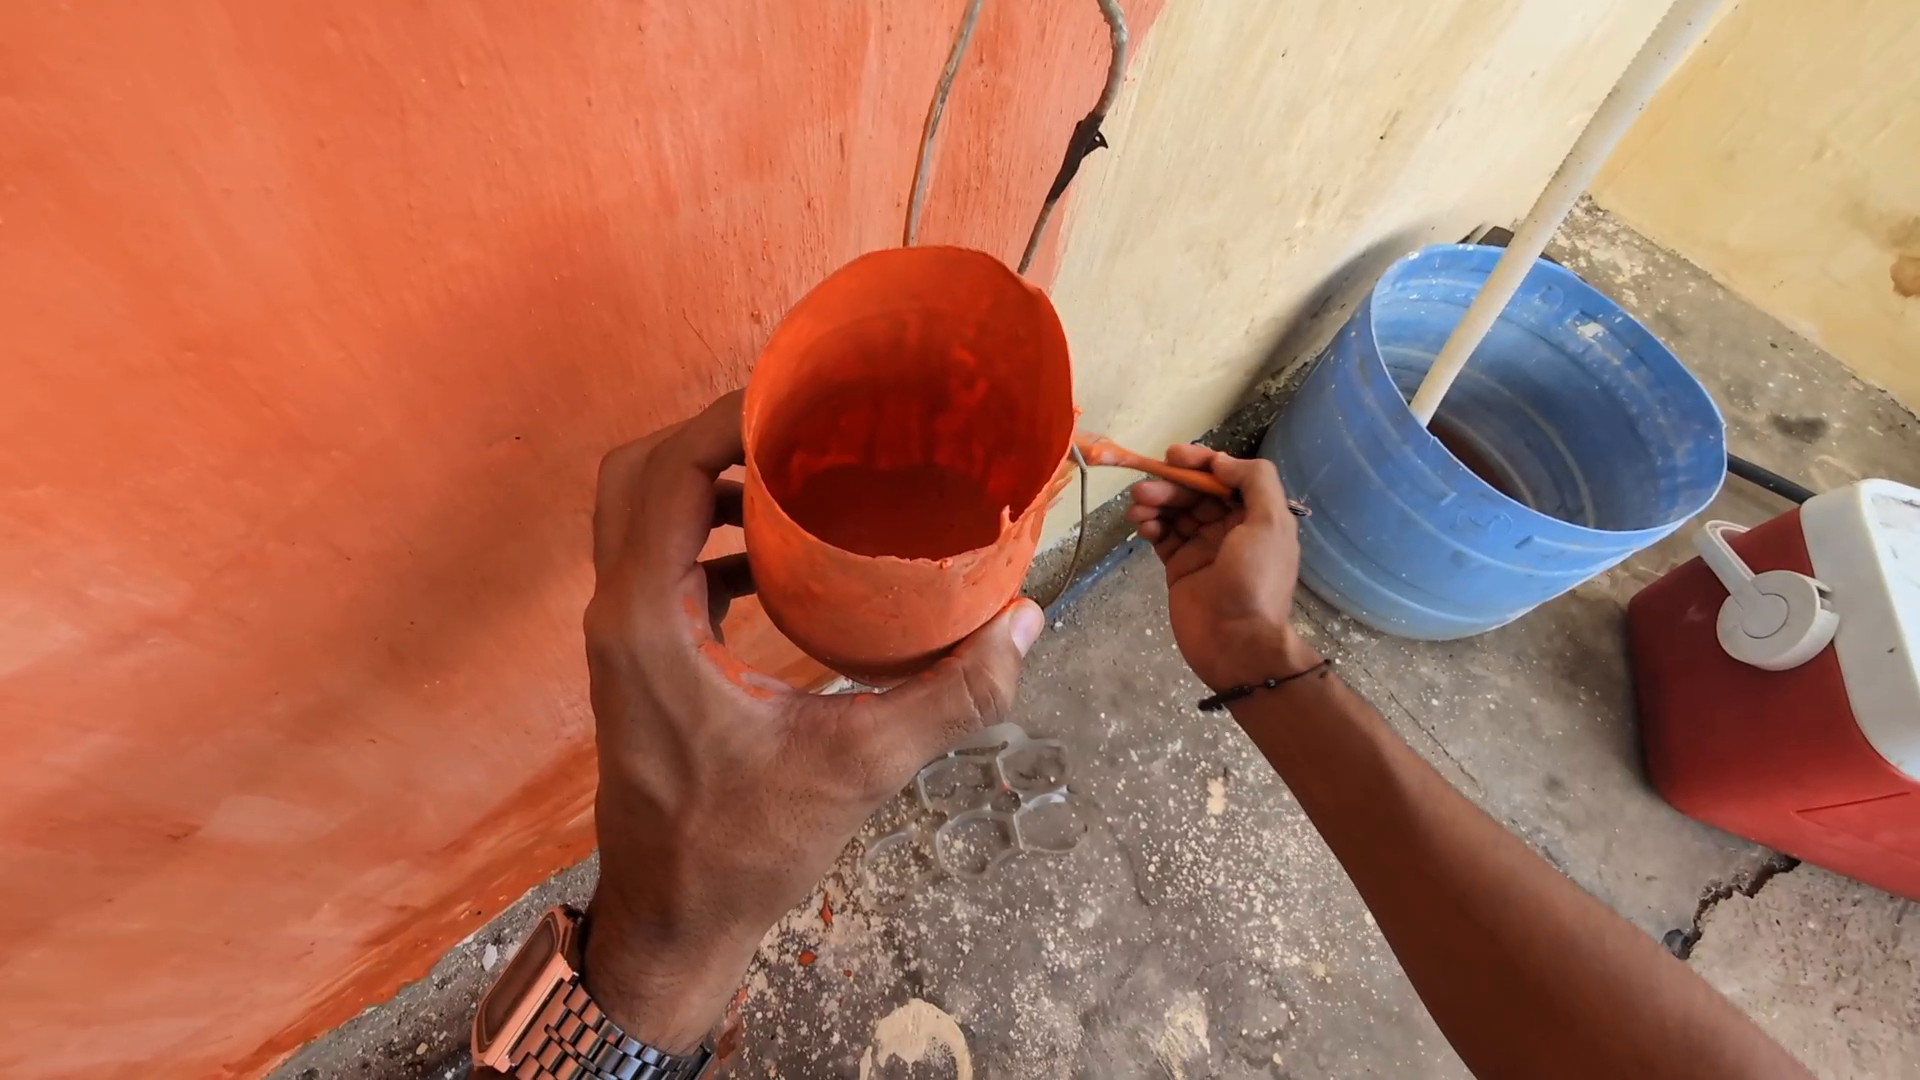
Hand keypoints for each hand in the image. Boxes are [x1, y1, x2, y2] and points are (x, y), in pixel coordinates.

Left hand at [578, 391, 1043, 1052]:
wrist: (673, 923)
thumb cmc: (746, 851)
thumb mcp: (859, 770)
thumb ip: (950, 696)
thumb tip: (1026, 622)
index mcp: (650, 623)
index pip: (661, 476)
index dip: (723, 420)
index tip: (796, 400)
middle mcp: (622, 615)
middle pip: (639, 477)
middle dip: (711, 437)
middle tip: (797, 428)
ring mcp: (626, 636)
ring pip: (645, 516)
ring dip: (710, 481)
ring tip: (795, 472)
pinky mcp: (646, 656)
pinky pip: (667, 562)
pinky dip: (714, 536)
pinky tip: (780, 557)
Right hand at [1125, 445, 1317, 689]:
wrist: (1236, 642)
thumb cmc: (1255, 581)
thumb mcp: (1270, 523)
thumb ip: (1254, 482)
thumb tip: (1220, 461)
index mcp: (1256, 515)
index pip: (1225, 477)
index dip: (1200, 462)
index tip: (1173, 455)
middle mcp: (1230, 527)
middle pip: (1195, 493)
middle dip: (1170, 486)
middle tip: (1143, 489)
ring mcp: (1202, 547)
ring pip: (1174, 512)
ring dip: (1155, 503)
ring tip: (1137, 508)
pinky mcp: (1179, 567)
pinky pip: (1161, 536)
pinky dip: (1150, 526)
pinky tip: (1141, 527)